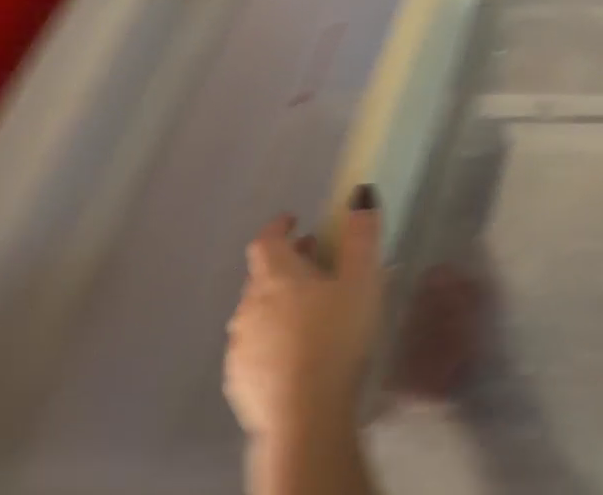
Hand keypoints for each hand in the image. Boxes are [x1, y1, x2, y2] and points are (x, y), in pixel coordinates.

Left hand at [225, 186, 382, 439]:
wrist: (304, 409)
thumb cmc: (338, 333)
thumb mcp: (363, 279)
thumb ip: (362, 237)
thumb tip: (359, 194)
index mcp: (276, 278)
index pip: (266, 241)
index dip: (279, 226)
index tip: (295, 219)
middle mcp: (248, 307)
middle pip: (262, 276)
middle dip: (287, 264)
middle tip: (315, 262)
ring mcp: (240, 344)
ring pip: (257, 311)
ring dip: (280, 301)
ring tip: (311, 308)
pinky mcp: (239, 377)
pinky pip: (256, 344)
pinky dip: (274, 335)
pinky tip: (298, 350)